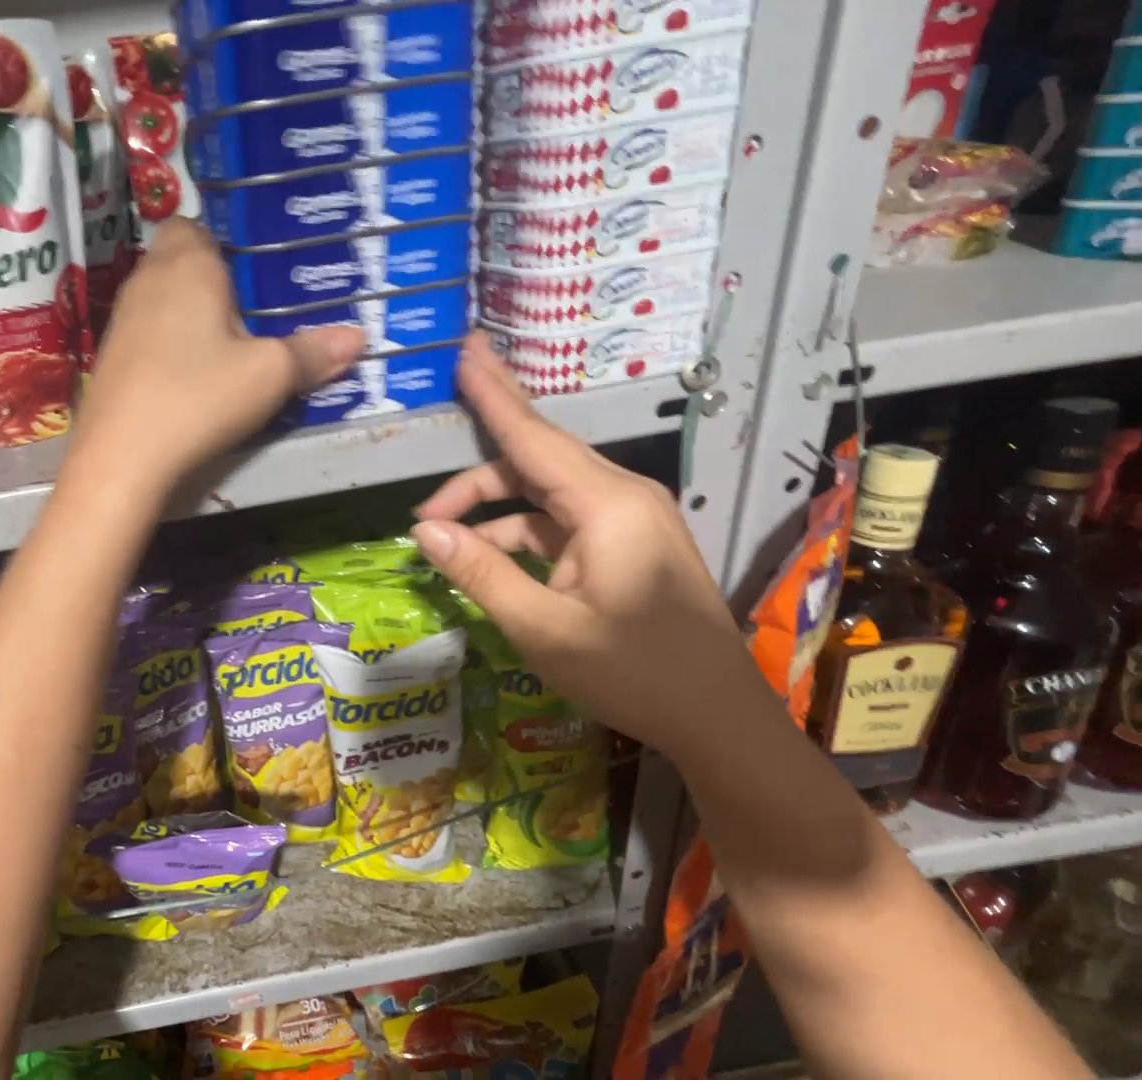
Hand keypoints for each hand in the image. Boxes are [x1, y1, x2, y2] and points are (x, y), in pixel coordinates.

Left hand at [70, 220, 362, 488]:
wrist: (121, 458)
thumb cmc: (199, 398)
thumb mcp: (270, 376)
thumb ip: (313, 353)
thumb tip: (359, 338)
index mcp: (188, 263)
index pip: (196, 224)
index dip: (223, 242)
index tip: (254, 273)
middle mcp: (148, 279)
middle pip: (178, 259)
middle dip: (210, 278)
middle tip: (251, 310)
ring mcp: (121, 319)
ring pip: (161, 297)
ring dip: (188, 313)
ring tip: (226, 347)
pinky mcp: (109, 358)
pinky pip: (146, 333)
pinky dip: (168, 343)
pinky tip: (190, 377)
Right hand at [410, 333, 769, 757]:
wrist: (719, 719)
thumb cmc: (634, 673)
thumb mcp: (543, 628)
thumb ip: (481, 573)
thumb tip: (425, 532)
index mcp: (607, 505)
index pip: (533, 436)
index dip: (494, 394)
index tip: (466, 350)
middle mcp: (622, 497)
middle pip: (533, 463)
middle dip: (474, 482)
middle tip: (422, 507)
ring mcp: (629, 521)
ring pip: (543, 496)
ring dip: (492, 514)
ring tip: (443, 544)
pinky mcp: (628, 546)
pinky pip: (560, 522)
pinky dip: (520, 535)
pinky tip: (487, 559)